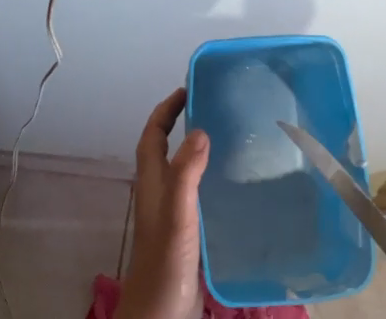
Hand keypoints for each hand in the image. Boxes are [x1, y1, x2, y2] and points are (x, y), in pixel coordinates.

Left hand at [115, 89, 210, 318]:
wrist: (160, 314)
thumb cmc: (165, 262)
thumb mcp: (178, 214)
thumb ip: (186, 174)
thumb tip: (199, 130)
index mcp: (152, 183)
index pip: (153, 135)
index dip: (166, 110)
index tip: (187, 89)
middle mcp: (159, 193)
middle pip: (165, 149)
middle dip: (181, 123)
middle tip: (212, 106)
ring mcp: (171, 214)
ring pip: (181, 170)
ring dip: (197, 149)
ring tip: (229, 136)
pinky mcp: (186, 232)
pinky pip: (196, 192)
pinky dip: (210, 178)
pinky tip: (233, 183)